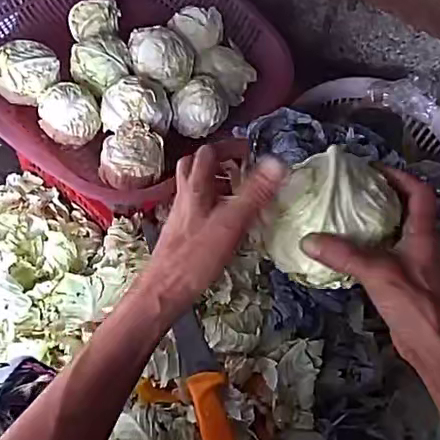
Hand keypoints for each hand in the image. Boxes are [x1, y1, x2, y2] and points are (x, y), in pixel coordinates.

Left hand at [138, 146, 287, 310]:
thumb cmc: (195, 258)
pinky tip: (227, 223)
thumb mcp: (231, 223)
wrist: (163, 292)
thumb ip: (254, 193)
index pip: (208, 153)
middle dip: (219, 162)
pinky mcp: (181, 234)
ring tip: (238, 195)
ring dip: (216, 185)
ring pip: (196, 189)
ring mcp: (181, 216)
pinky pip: (198, 209)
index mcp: (195, 188)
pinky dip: (213, 207)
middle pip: (195, 167)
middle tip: (240, 169)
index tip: (250, 152)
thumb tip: (276, 164)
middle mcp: (185, 197)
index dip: (229, 147)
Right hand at [302, 166, 439, 365]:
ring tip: (350, 216)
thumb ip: (344, 255)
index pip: (420, 193)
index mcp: (424, 234)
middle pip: (409, 210)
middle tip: (357, 191)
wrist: (434, 345)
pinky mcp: (407, 283)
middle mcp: (424, 244)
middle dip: (386, 196)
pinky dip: (373, 247)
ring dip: (379, 222)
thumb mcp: (377, 273)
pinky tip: (352, 252)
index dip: (401, 177)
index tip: (375, 170)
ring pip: (399, 232)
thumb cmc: (415, 303)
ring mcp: (417, 264)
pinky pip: (389, 254)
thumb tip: (309, 239)